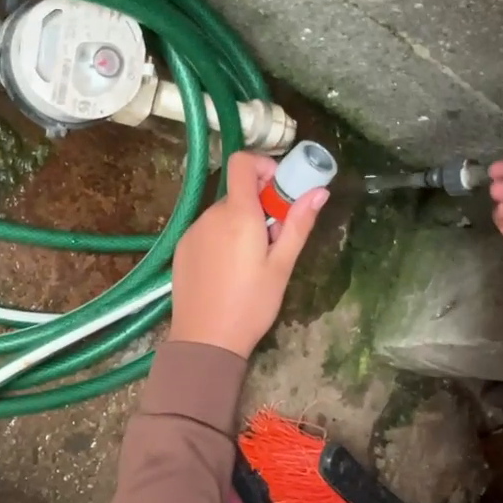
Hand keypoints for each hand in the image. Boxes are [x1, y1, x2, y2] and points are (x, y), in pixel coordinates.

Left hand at [168, 150, 327, 356]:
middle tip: (274, 242)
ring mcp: (192, 232)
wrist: (205, 340)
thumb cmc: (251, 305)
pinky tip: (228, 272)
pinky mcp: (182, 249)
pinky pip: (207, 231)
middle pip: (238, 193)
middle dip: (259, 207)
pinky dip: (222, 239)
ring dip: (241, 225)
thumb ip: (298, 224)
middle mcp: (210, 216)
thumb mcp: (282, 266)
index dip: (263, 166)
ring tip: (251, 264)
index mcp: (237, 215)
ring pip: (223, 214)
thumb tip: (319, 191)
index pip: (243, 162)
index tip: (279, 191)